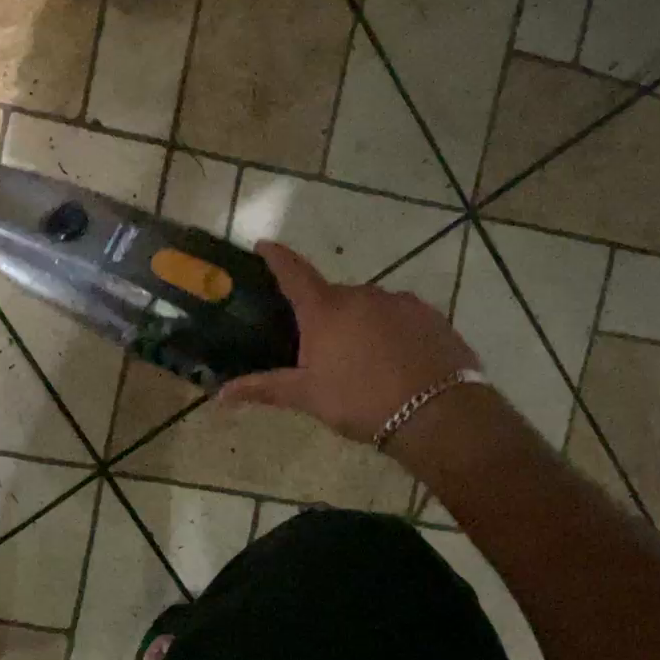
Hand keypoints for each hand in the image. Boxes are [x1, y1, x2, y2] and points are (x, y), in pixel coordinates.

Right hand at [220, 241, 481, 445]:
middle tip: (319, 348)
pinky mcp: (432, 316)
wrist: (440, 414)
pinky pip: (400, 317)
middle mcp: (362, 295)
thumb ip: (264, 388)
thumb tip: (219, 395)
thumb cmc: (361, 401)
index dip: (276, 257)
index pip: (293, 272)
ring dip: (359, 324)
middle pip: (333, 296)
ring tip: (361, 361)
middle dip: (323, 315)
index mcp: (326, 310)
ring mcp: (401, 302)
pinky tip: (393, 361)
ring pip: (369, 306)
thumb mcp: (307, 396)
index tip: (264, 245)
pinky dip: (390, 331)